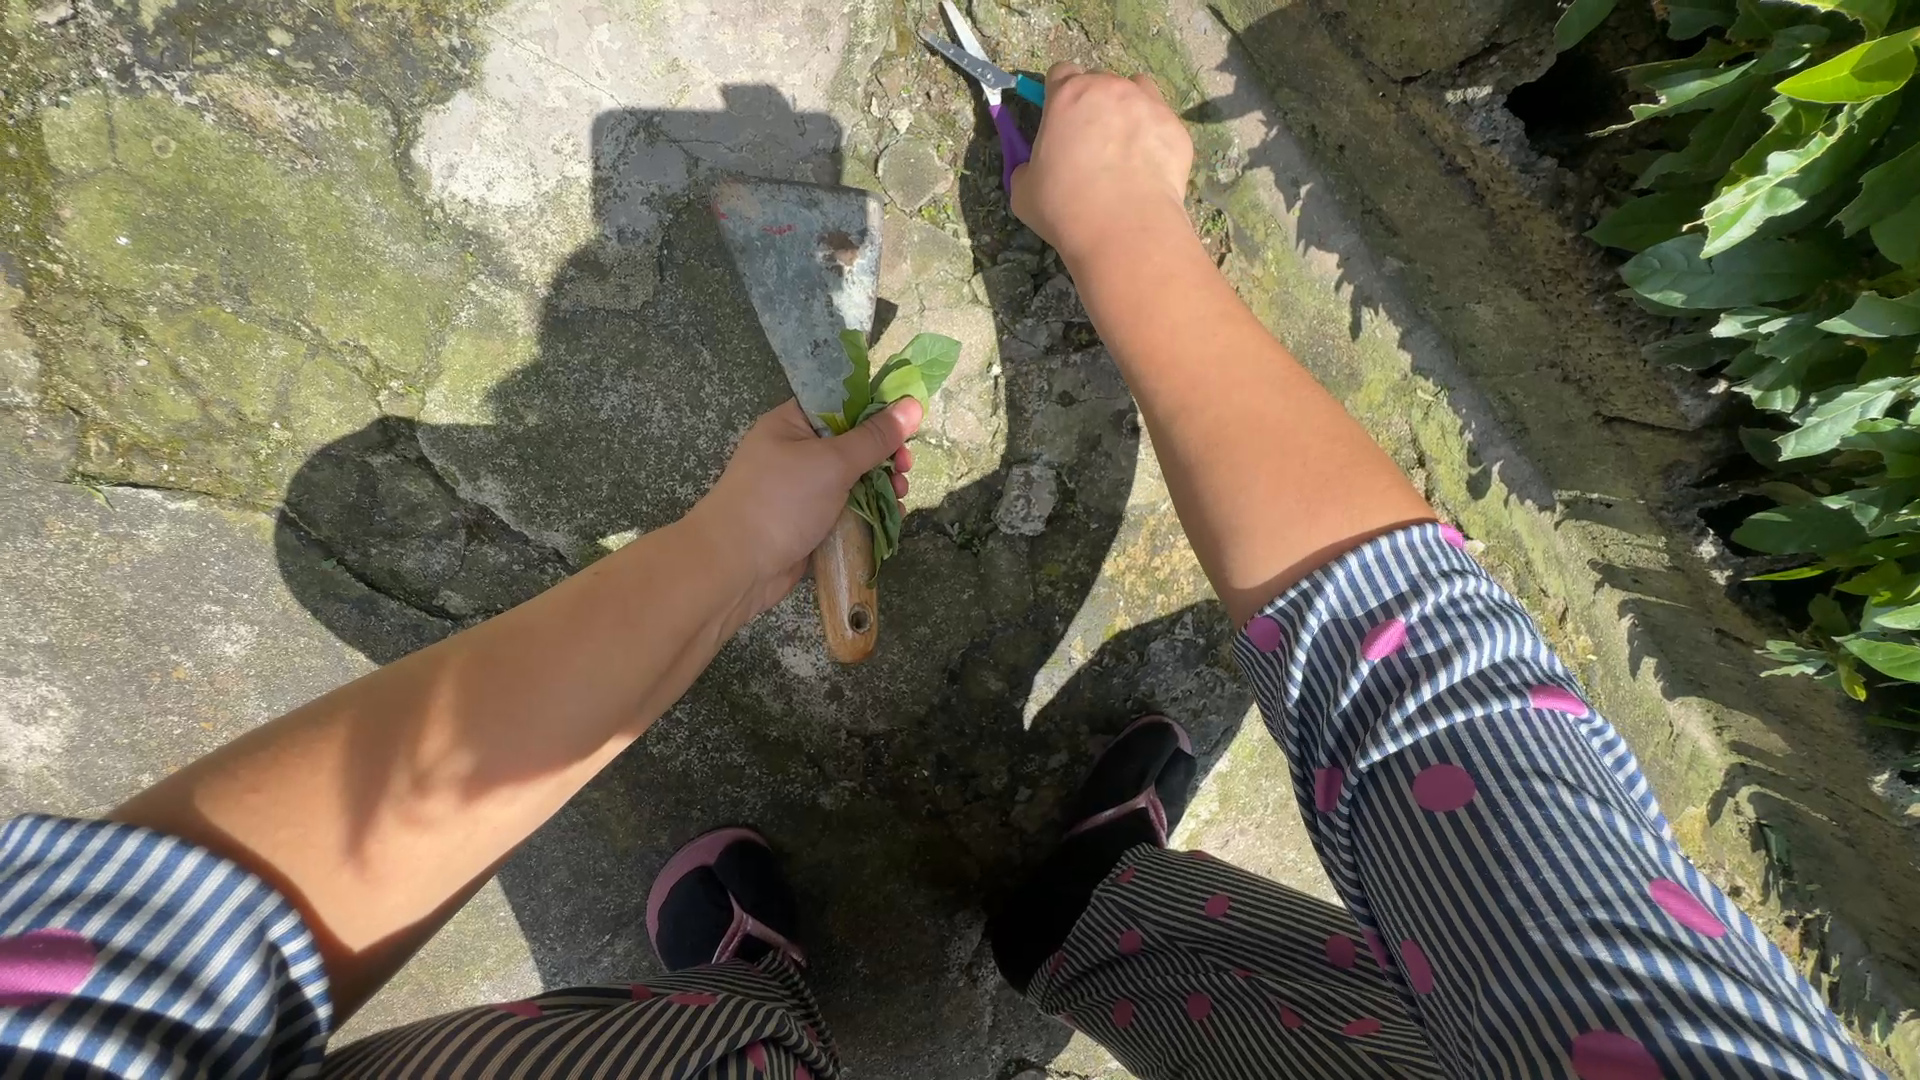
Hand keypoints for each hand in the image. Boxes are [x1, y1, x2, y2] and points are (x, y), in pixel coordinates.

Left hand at [688, 397, 921, 617]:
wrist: (736, 566)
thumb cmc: (780, 502)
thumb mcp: (832, 463)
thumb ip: (875, 438)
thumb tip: (913, 405)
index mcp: (792, 424)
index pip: (841, 404)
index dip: (876, 412)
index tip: (906, 426)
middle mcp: (797, 452)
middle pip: (853, 444)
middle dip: (884, 455)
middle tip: (904, 469)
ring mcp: (804, 490)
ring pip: (855, 479)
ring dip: (881, 485)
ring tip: (898, 496)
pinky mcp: (811, 521)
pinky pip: (849, 508)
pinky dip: (870, 510)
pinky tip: (889, 516)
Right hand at [1009, 64, 1194, 267]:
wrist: (1122, 230)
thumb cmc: (1064, 209)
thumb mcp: (1024, 193)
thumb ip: (1027, 169)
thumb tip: (1032, 169)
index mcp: (1067, 96)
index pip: (1060, 74)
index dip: (1057, 96)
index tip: (1059, 121)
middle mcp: (1108, 88)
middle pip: (1099, 82)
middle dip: (1093, 105)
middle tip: (1091, 145)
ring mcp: (1146, 103)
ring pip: (1136, 92)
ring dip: (1127, 111)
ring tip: (1123, 150)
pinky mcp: (1174, 127)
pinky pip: (1160, 122)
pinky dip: (1153, 138)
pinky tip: (1147, 170)